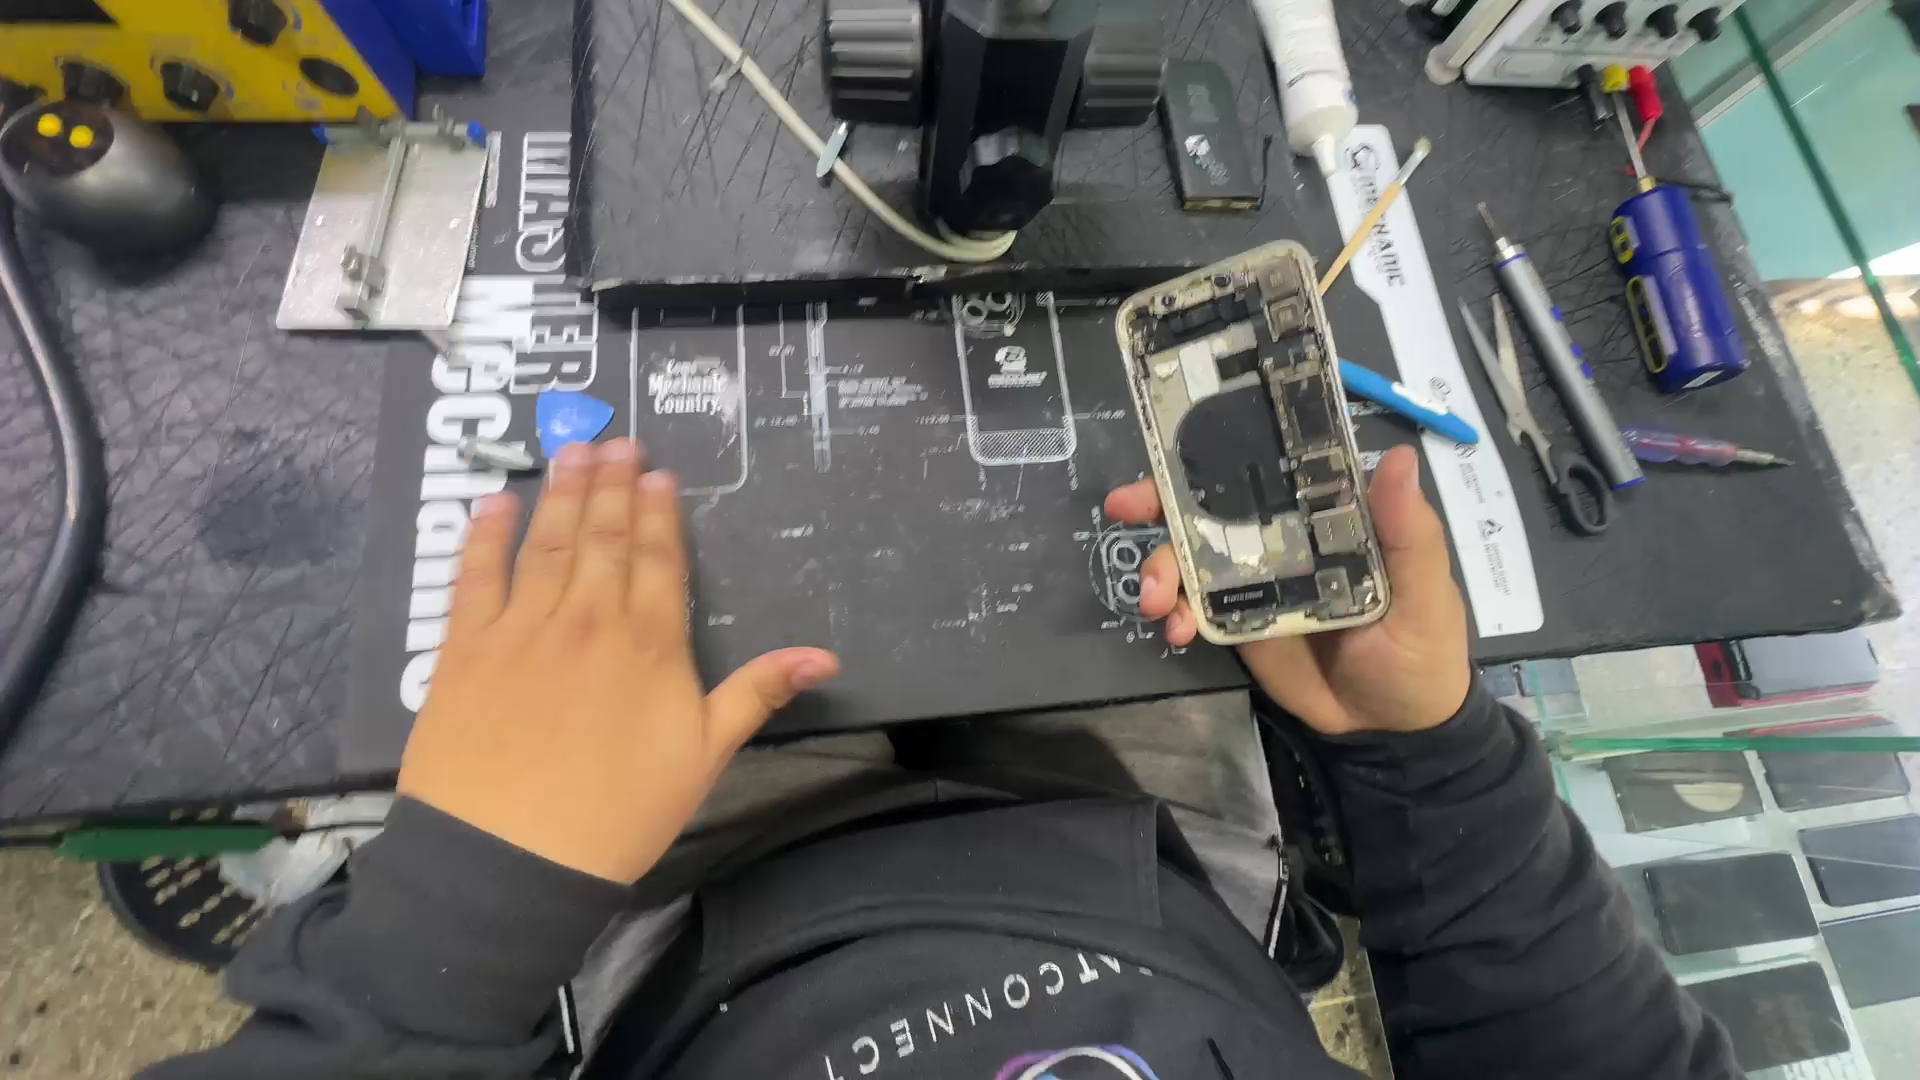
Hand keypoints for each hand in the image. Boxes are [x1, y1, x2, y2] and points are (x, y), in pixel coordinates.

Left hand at [399, 438, 840, 882]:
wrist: (510, 864)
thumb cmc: (622, 810)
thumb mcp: (707, 753)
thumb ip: (760, 692)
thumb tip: (825, 656)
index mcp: (649, 643)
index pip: (657, 559)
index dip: (659, 512)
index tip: (658, 472)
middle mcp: (589, 621)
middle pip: (604, 538)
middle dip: (612, 486)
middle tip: (616, 441)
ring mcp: (524, 631)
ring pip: (548, 544)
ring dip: (563, 493)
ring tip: (575, 451)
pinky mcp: (465, 651)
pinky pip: (474, 579)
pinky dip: (485, 538)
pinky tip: (495, 504)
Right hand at [1104, 445, 1470, 734]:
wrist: (1389, 728)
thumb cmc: (1420, 649)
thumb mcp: (1425, 591)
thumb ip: (1406, 532)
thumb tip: (1396, 458)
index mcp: (1319, 519)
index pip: (1263, 471)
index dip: (1217, 455)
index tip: (1175, 452)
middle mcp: (1276, 540)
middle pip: (1208, 509)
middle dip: (1159, 502)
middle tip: (1125, 508)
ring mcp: (1248, 582)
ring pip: (1187, 557)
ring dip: (1158, 567)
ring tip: (1155, 599)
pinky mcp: (1232, 622)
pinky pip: (1190, 607)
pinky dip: (1171, 612)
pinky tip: (1173, 630)